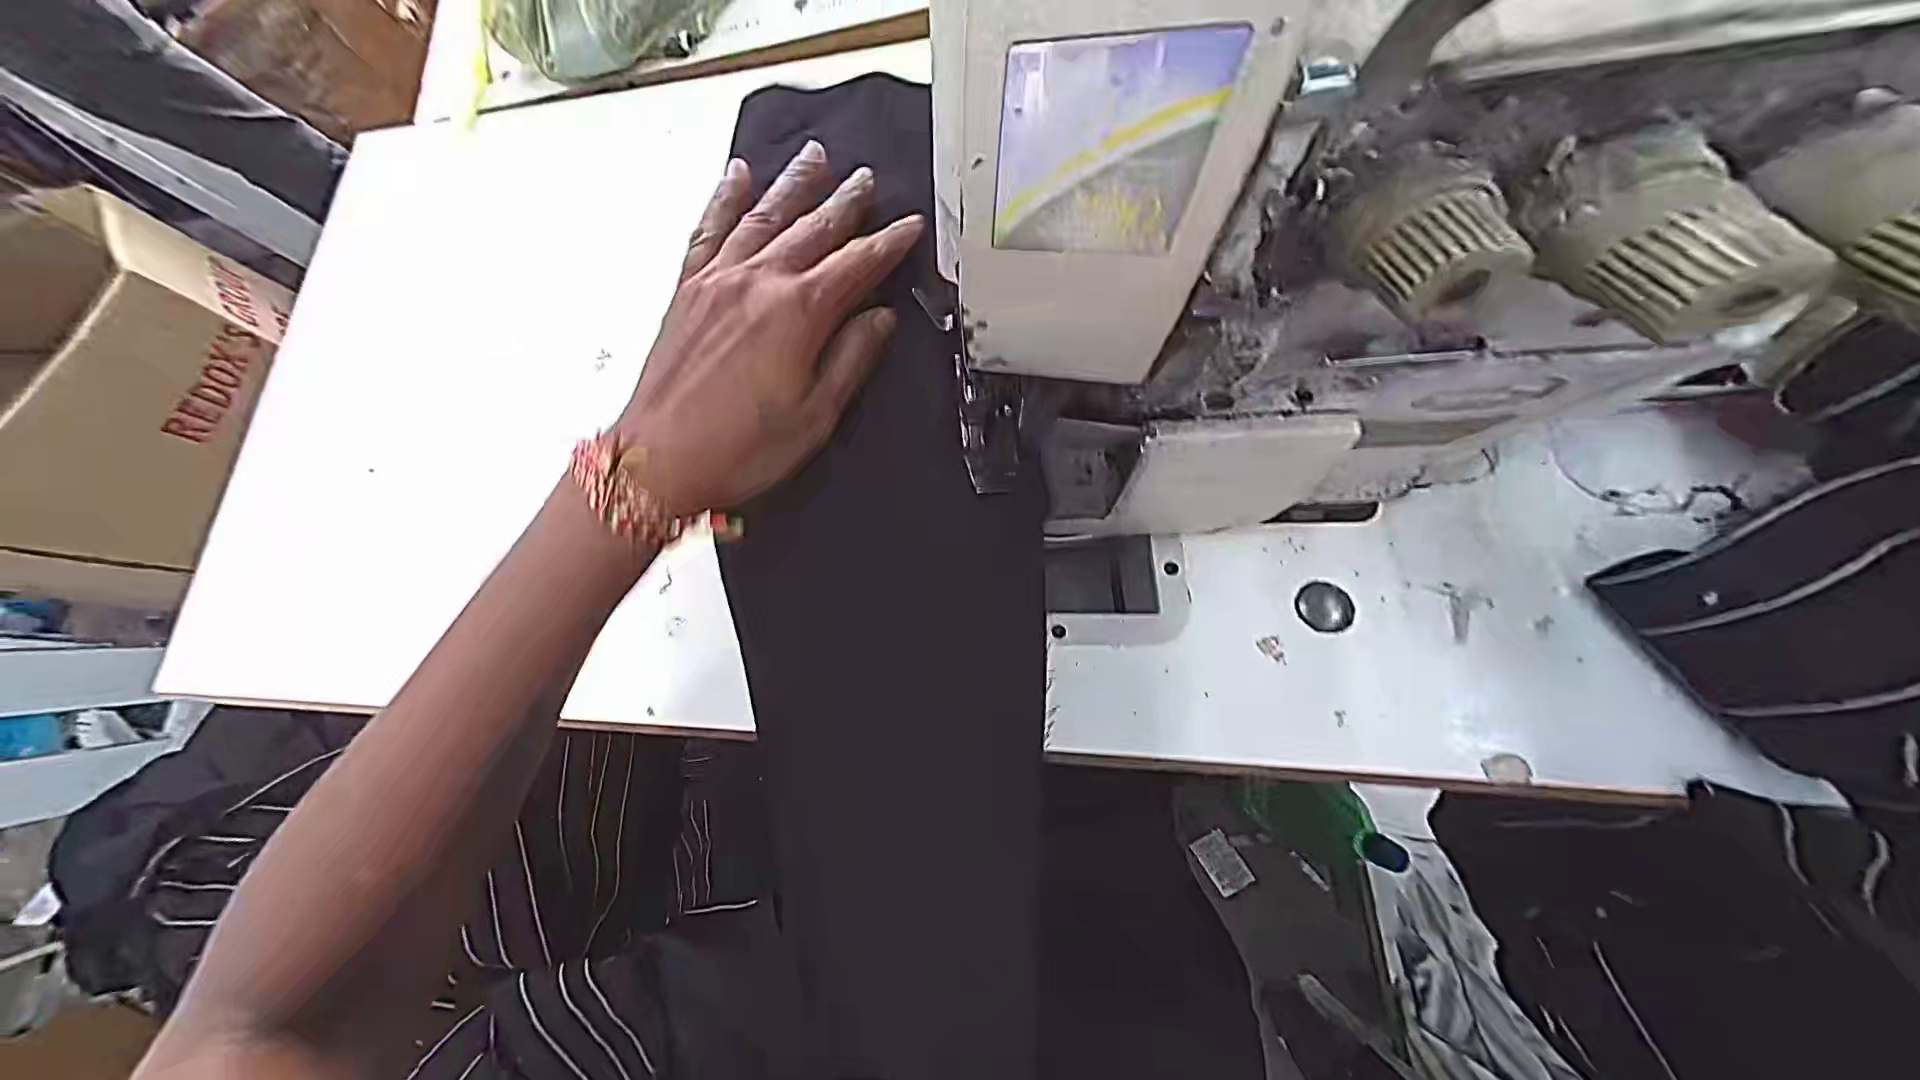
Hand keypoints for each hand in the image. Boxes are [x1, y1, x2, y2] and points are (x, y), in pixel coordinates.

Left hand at [616, 140, 923, 514]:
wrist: (660, 459)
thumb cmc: (738, 447)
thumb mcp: (816, 415)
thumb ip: (851, 358)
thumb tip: (879, 321)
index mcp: (797, 315)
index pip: (856, 265)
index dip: (888, 244)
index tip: (908, 228)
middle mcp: (757, 284)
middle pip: (813, 229)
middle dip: (847, 203)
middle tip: (867, 181)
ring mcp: (718, 281)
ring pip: (765, 215)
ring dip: (795, 185)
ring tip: (817, 159)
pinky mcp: (688, 289)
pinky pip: (710, 228)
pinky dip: (725, 197)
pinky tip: (737, 177)